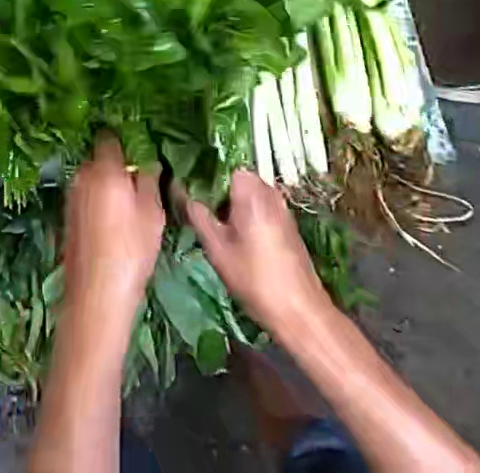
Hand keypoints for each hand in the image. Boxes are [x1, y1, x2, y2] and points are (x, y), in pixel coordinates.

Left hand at [61, 134, 164, 319]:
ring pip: (91, 178)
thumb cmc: (131, 250)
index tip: (139, 150)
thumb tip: (147, 162)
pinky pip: (85, 195)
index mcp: (104, 169)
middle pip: (100, 158)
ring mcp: (71, 195)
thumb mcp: (152, 213)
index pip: (109, 138)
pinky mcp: (67, 214)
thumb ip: (149, 180)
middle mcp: (82, 176)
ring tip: (127, 205)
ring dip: (106, 183)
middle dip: (116, 165)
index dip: (124, 140)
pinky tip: (111, 220)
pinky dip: (96, 199)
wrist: (96, 292)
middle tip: (138, 182)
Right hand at [184, 170, 330, 336]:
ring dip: (233, 207)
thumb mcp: (216, 247)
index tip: (193, 194)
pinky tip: (239, 240)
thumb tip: (180, 190)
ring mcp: (282, 208)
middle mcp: (270, 192)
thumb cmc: (254, 277)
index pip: (224, 166)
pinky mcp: (288, 224)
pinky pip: (262, 208)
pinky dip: (248, 217)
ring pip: (249, 195)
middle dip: (219, 193)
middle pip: (237, 180)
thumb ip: (197, 214)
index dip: (206, 177)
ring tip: (218, 229)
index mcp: (251, 191)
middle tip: (203, 214)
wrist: (300, 312)